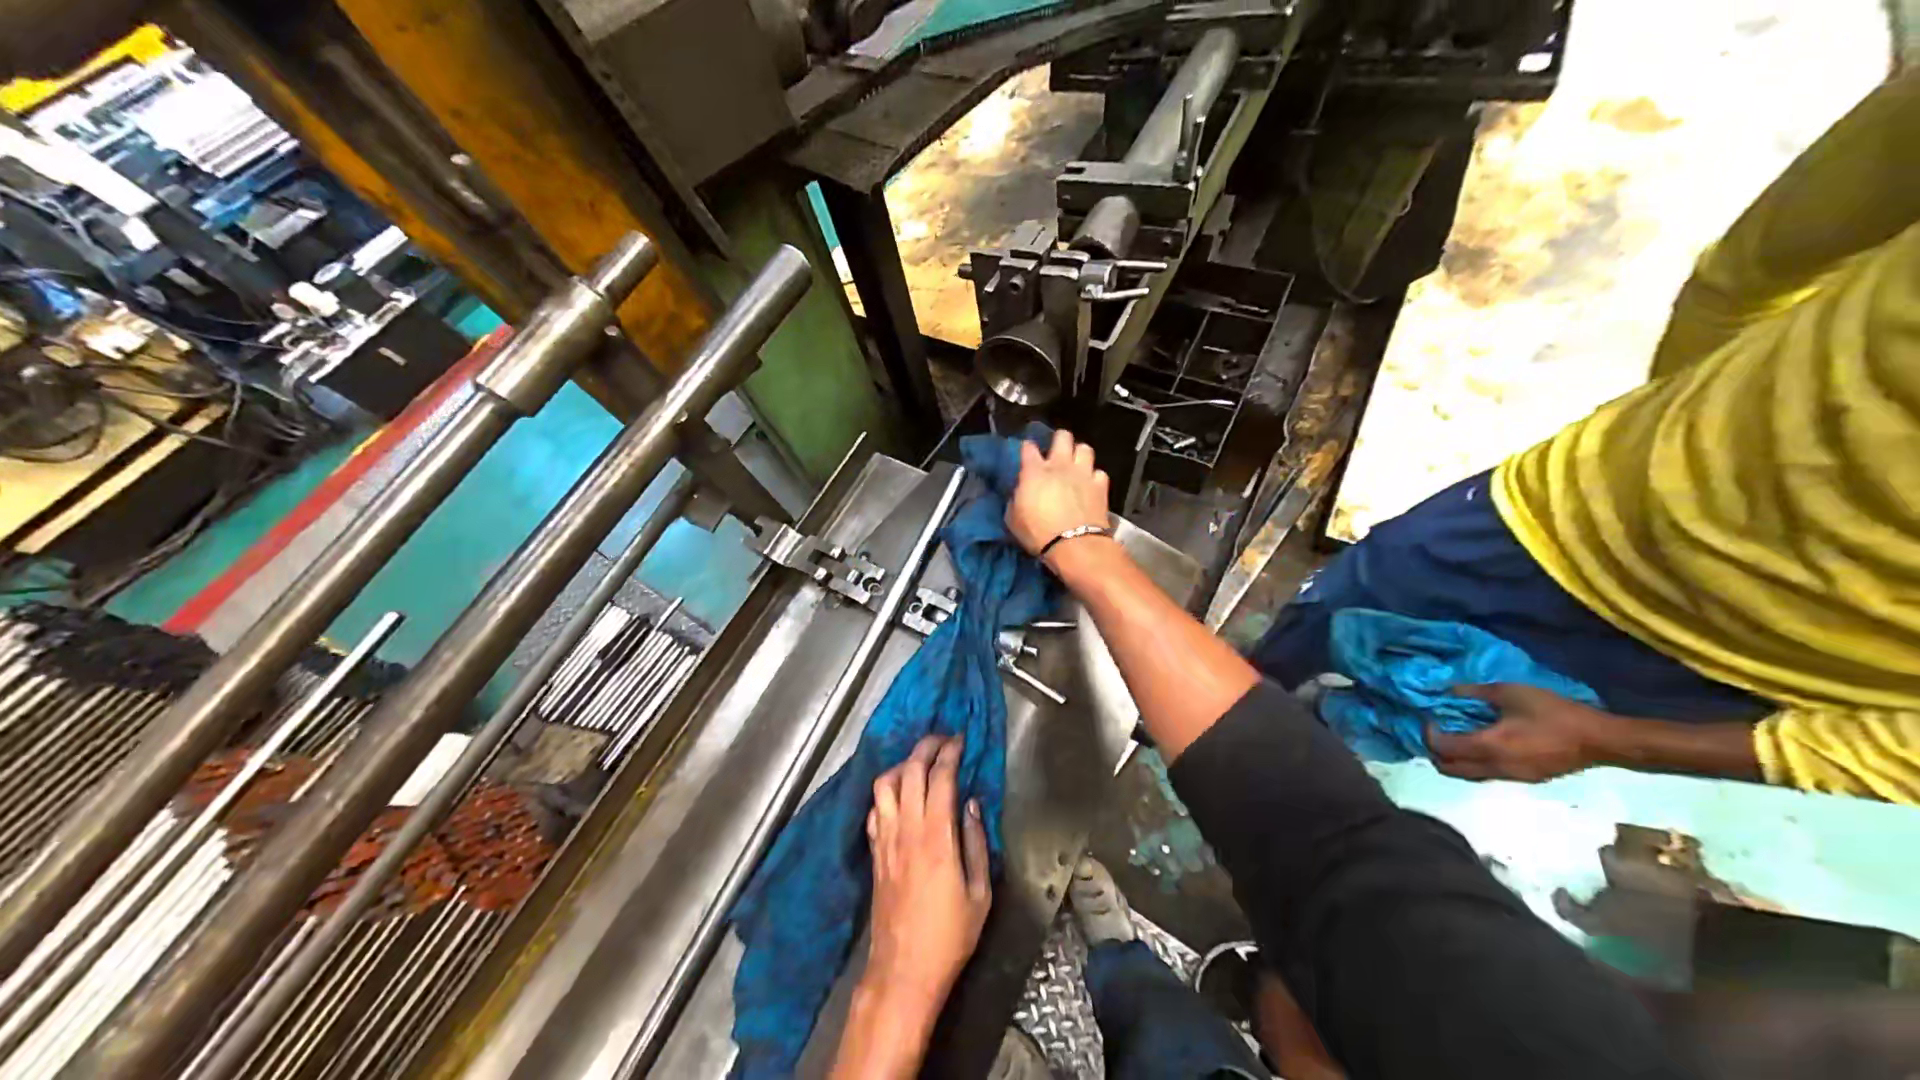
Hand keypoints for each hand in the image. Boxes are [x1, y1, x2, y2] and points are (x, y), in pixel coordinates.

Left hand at [863, 735, 991, 1008]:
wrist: (903, 970)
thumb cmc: (950, 935)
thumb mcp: (980, 892)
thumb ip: (977, 843)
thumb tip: (973, 804)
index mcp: (937, 837)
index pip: (940, 778)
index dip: (949, 752)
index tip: (960, 738)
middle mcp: (906, 830)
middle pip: (909, 771)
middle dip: (925, 747)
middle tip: (942, 739)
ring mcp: (885, 840)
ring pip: (884, 784)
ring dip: (902, 765)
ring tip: (920, 762)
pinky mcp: (874, 853)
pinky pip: (875, 808)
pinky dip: (887, 792)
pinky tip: (900, 796)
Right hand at [1006, 429, 1109, 566]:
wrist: (1073, 545)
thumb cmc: (1038, 533)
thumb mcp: (1013, 518)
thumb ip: (1016, 498)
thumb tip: (1020, 492)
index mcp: (1034, 471)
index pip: (1028, 447)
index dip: (1028, 448)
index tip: (1028, 454)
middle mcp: (1060, 465)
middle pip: (1062, 436)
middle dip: (1059, 440)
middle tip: (1056, 452)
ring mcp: (1083, 473)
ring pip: (1085, 448)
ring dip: (1079, 454)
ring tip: (1076, 464)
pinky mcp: (1100, 485)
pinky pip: (1099, 472)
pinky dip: (1095, 477)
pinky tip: (1091, 484)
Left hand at [1427, 683, 1622, 781]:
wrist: (1602, 740)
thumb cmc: (1554, 713)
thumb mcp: (1510, 693)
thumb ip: (1474, 692)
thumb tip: (1448, 691)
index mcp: (1489, 747)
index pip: (1443, 749)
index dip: (1429, 735)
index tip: (1429, 719)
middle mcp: (1495, 768)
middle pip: (1450, 769)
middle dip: (1435, 752)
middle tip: (1436, 732)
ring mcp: (1512, 777)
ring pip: (1469, 775)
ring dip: (1455, 760)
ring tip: (1455, 737)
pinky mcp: (1526, 778)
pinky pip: (1488, 774)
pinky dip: (1474, 763)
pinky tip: (1479, 744)